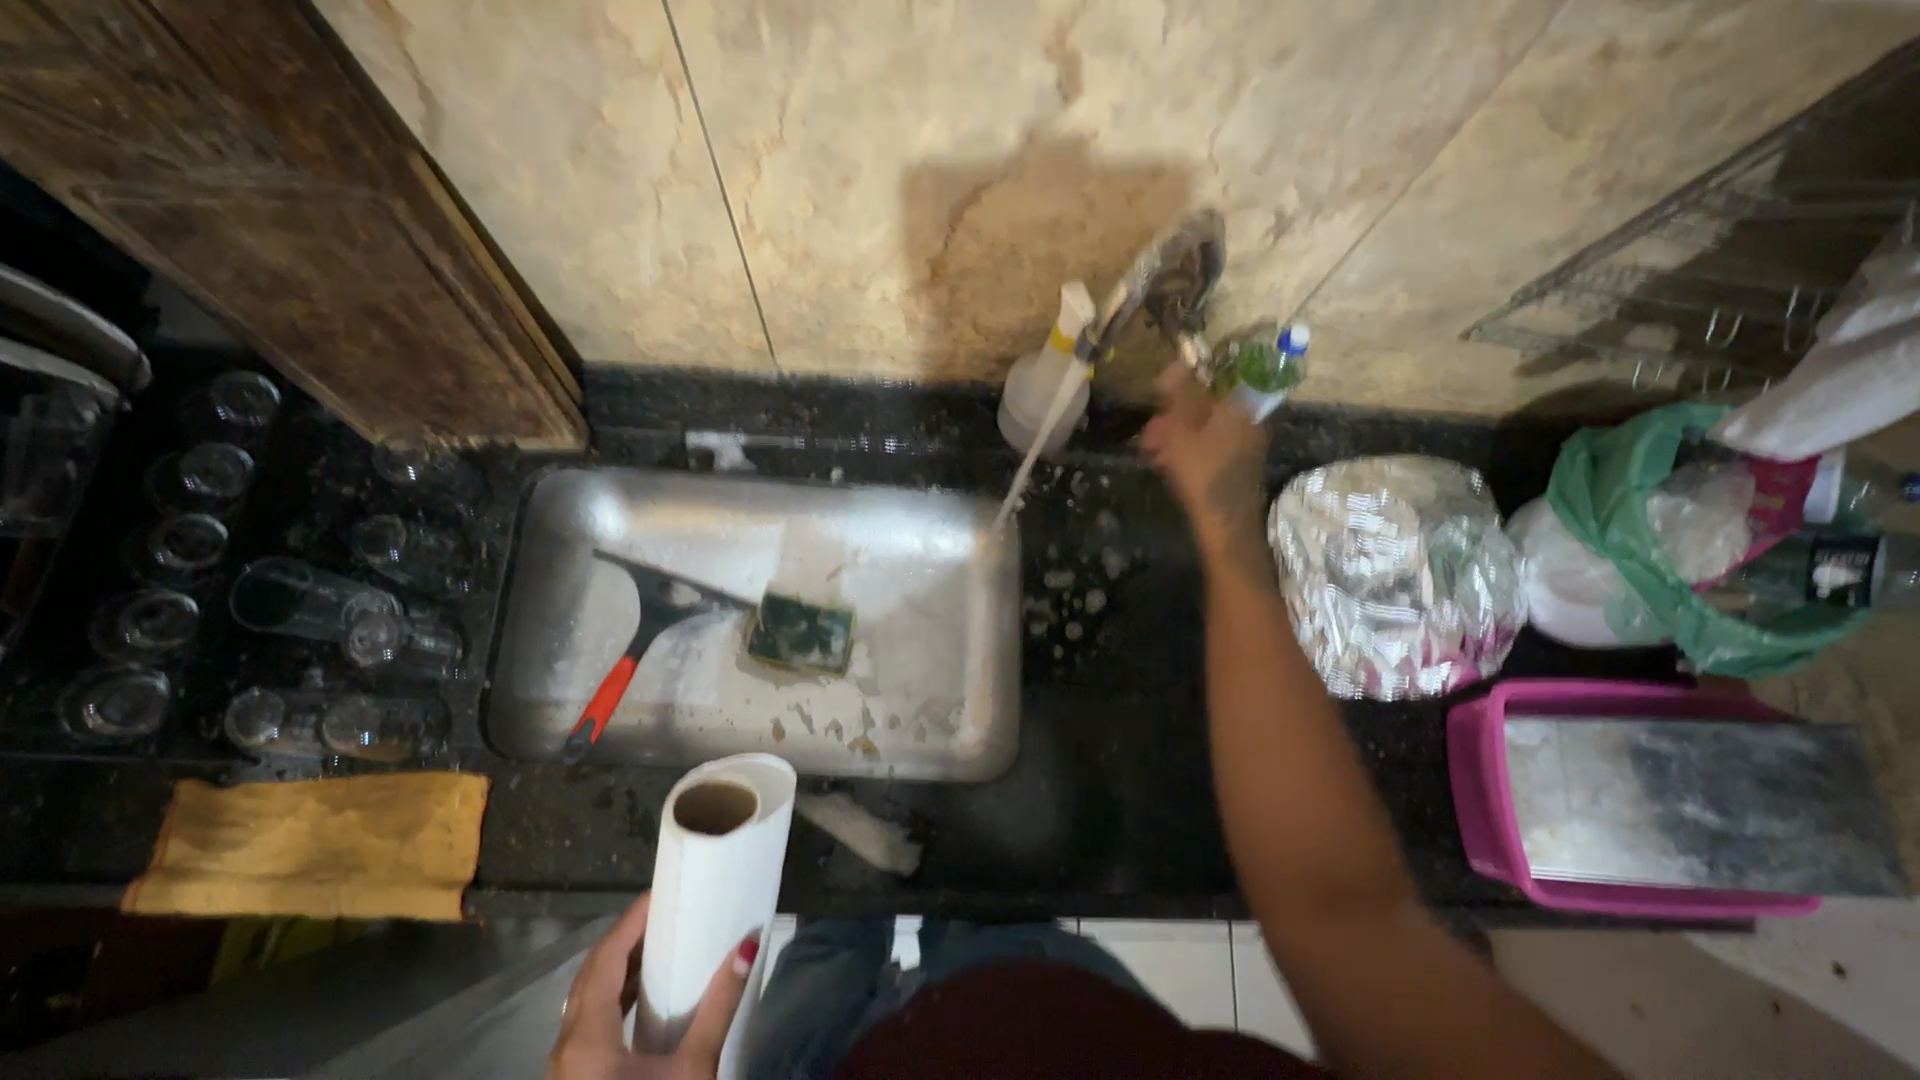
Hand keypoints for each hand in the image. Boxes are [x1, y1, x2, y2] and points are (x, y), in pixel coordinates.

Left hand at [548, 892, 757, 1079]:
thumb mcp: (694, 1069)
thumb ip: (718, 1005)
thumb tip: (748, 944)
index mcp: (587, 1037)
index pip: (607, 958)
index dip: (632, 920)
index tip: (662, 892)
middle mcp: (566, 1046)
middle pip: (591, 974)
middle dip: (626, 938)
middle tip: (666, 912)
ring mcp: (566, 1068)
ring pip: (586, 999)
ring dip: (619, 967)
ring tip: (659, 944)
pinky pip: (589, 1021)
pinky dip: (615, 996)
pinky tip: (643, 998)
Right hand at [1140, 364, 1272, 580]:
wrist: (1225, 526)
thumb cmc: (1202, 474)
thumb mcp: (1182, 431)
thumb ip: (1178, 395)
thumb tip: (1175, 362)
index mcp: (1241, 408)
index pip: (1211, 384)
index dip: (1182, 392)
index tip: (1159, 404)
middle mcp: (1251, 422)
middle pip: (1207, 410)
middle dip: (1174, 419)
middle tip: (1149, 436)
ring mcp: (1248, 447)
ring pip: (1207, 431)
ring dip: (1177, 438)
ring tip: (1153, 455)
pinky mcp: (1241, 468)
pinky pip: (1212, 450)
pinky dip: (1190, 453)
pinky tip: (1168, 468)